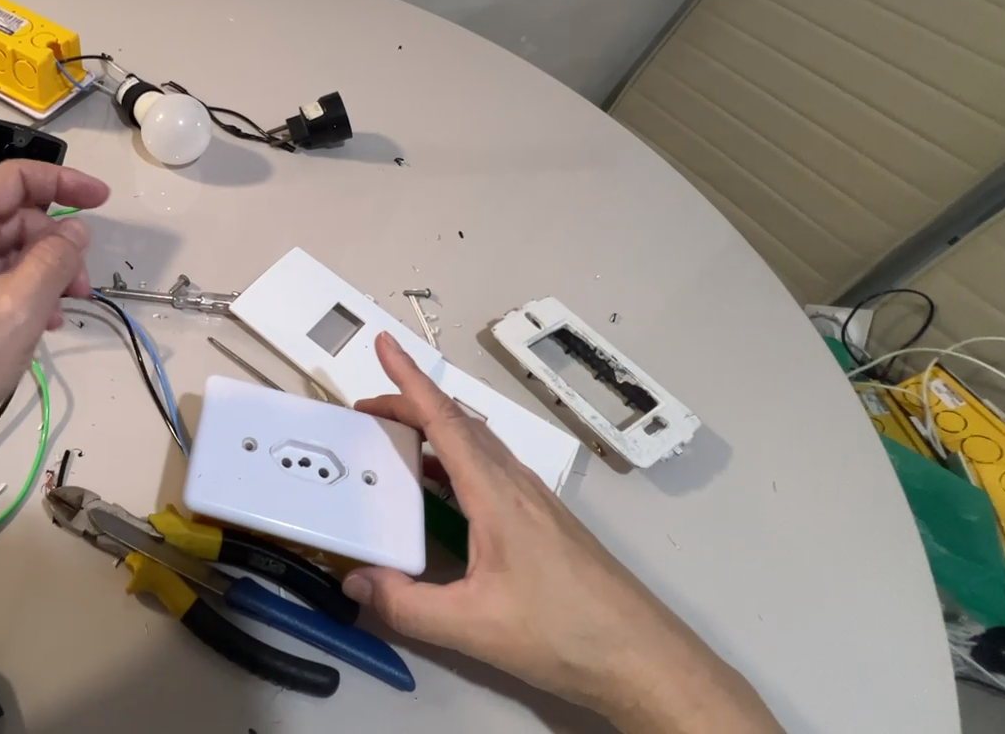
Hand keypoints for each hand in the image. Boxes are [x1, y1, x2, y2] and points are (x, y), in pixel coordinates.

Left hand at [0, 160, 108, 459]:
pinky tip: (41, 327)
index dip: (63, 181)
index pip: (15, 179)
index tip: (104, 200)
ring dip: (46, 274)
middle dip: (58, 244)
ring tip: (64, 313)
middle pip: (16, 219)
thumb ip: (53, 261)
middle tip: (83, 286)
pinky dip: (26, 296)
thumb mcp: (17, 308)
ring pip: (9, 255)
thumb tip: (76, 231)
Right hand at [344, 334, 780, 733]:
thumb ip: (407, 606)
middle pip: (456, 421)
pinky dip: (452, 453)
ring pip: (475, 440)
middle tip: (366, 409)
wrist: (648, 661)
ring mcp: (532, 498)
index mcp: (495, 493)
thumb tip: (355, 582)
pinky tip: (440, 483)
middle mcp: (514, 483)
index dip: (410, 377)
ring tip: (395, 436)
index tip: (385, 343)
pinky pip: (488, 463)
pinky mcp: (542, 517)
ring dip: (431, 426)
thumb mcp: (475, 627)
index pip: (444, 419)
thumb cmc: (566, 635)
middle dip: (408, 401)